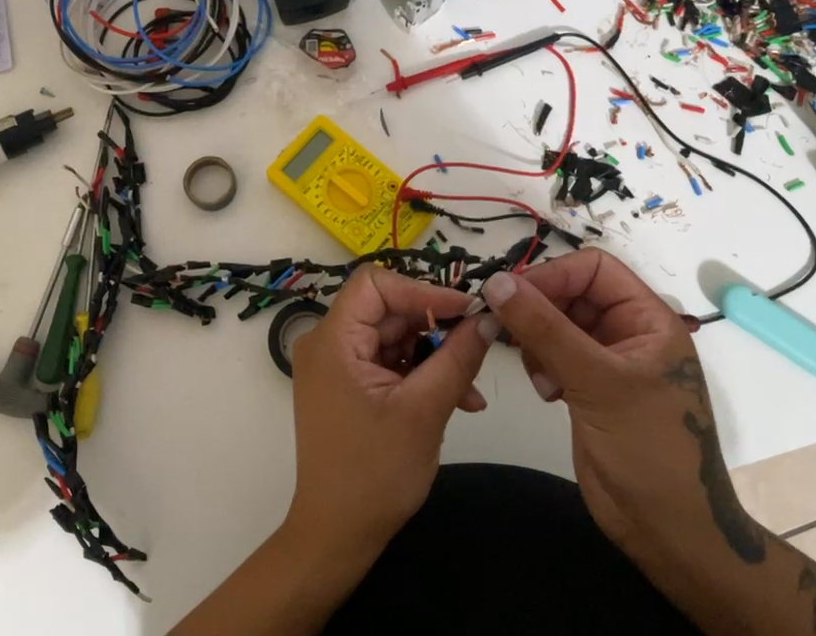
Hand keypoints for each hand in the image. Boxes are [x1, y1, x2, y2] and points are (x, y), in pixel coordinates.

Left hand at [283, 265, 494, 554]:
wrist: (339, 532)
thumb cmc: (375, 471)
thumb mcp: (425, 410)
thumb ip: (457, 358)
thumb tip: (488, 318)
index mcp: (332, 340)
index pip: (375, 285)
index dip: (423, 290)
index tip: (466, 310)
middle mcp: (327, 344)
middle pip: (387, 312)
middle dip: (435, 329)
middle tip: (479, 348)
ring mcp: (335, 367)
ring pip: (393, 339)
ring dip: (434, 357)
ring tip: (471, 391)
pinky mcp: (347, 387)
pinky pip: (388, 364)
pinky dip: (420, 376)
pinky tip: (458, 401)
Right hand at [480, 250, 764, 566]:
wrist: (666, 529)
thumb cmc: (648, 448)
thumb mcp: (596, 382)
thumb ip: (545, 329)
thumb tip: (496, 281)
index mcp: (649, 320)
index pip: (594, 269)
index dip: (553, 274)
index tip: (511, 295)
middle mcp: (629, 333)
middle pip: (571, 293)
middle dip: (538, 309)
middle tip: (509, 332)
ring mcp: (608, 362)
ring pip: (556, 323)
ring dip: (536, 340)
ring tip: (539, 372)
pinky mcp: (588, 387)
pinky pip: (553, 354)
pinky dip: (540, 364)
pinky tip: (546, 391)